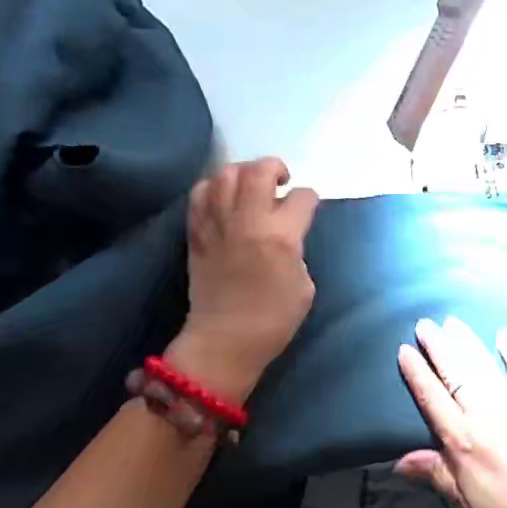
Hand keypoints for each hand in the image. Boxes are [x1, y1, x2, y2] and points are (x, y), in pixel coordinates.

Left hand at [167, 158, 317, 401]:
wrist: (225, 340)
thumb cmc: (274, 319)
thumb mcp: (305, 284)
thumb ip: (297, 249)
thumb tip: (287, 233)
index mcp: (281, 236)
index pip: (302, 197)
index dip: (310, 199)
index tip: (308, 207)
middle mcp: (248, 221)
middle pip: (259, 170)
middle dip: (275, 167)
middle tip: (281, 180)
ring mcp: (218, 224)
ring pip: (226, 174)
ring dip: (243, 172)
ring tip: (251, 185)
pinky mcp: (196, 232)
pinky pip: (200, 192)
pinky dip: (214, 186)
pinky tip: (224, 197)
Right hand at [395, 317, 506, 507]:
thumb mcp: (466, 507)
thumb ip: (437, 475)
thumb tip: (401, 460)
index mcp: (461, 441)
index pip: (432, 398)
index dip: (417, 373)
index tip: (405, 350)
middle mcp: (485, 414)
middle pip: (455, 373)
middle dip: (438, 346)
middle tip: (425, 323)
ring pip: (484, 365)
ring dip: (467, 342)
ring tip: (453, 323)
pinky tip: (503, 335)